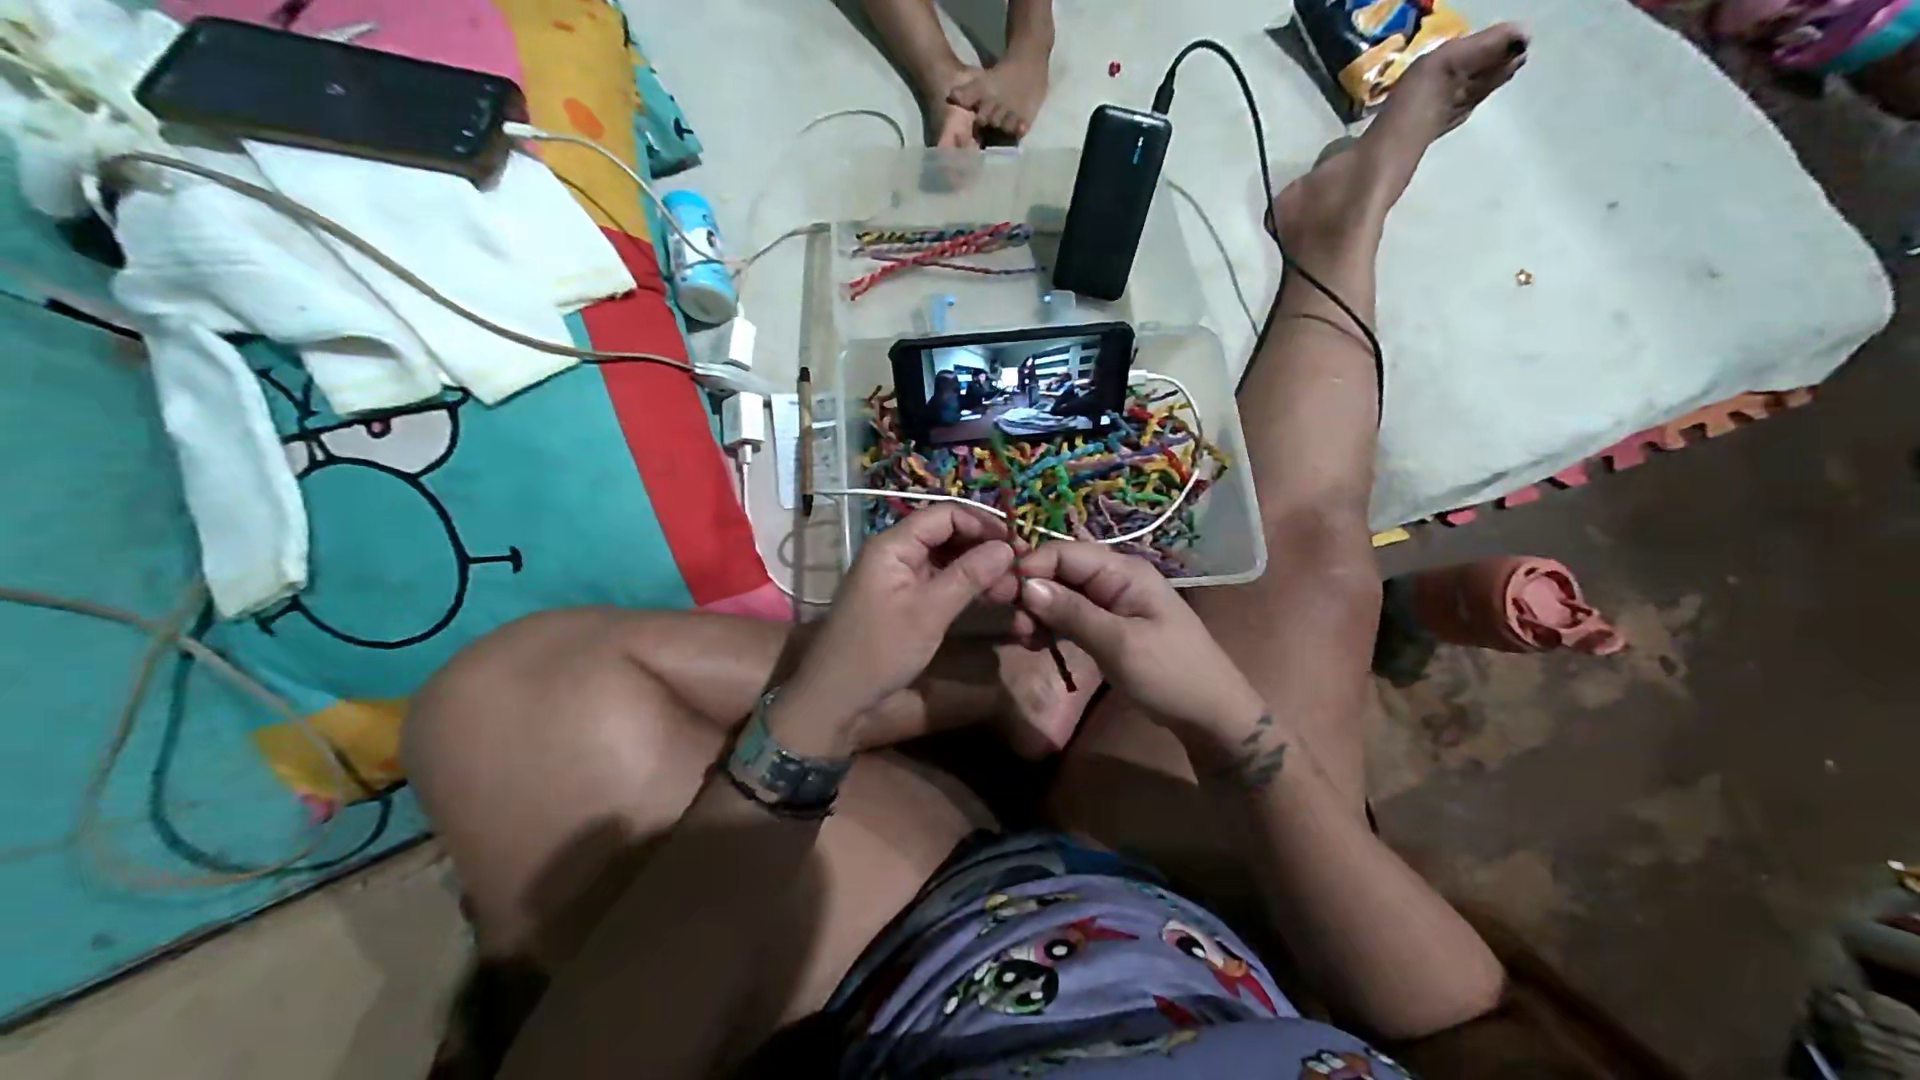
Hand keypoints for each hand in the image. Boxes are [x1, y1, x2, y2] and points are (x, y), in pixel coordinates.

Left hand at [770, 505, 1020, 755]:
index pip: (945, 515)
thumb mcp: (928, 612)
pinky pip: (939, 581)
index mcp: (893, 545)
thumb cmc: (879, 651)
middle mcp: (895, 553)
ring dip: (979, 570)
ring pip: (946, 560)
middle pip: (947, 535)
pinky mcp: (904, 600)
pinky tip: (991, 598)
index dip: (983, 524)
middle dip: (984, 548)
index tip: (1017, 543)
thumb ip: (968, 576)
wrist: (835, 698)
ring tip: (1012, 589)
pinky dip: (965, 587)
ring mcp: (899, 577)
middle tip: (1020, 569)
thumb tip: (1006, 548)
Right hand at [1012, 543, 1264, 738]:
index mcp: (1124, 571)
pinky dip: (1050, 626)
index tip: (1001, 593)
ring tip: (1023, 639)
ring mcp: (1111, 602)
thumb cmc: (1171, 674)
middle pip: (1059, 571)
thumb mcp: (1120, 644)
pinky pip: (1069, 615)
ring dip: (1037, 612)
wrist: (1210, 715)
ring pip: (1060, 594)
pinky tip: (1036, 644)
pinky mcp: (1107, 625)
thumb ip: (1073, 613)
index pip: (1065, 552)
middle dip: (1031, 592)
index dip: (1031, 567)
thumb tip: (1026, 585)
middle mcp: (1114, 579)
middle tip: (1011, 624)